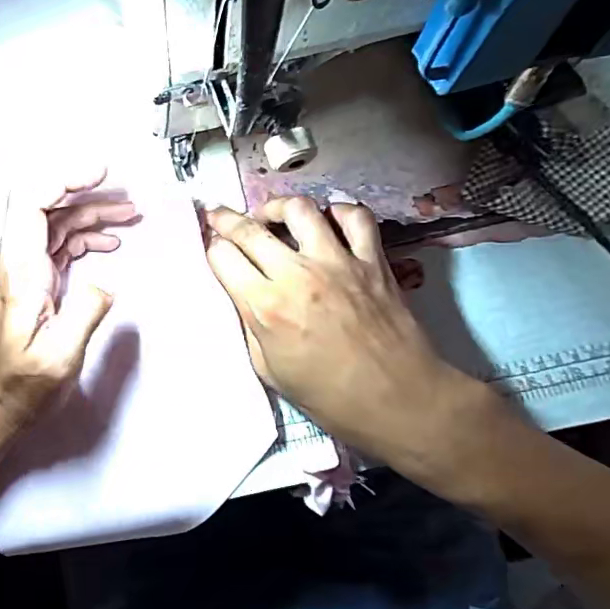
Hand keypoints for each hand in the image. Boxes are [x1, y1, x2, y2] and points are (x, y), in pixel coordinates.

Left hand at [0, 168, 136, 447]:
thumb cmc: (18, 388)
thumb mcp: (58, 358)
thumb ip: (85, 313)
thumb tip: (105, 283)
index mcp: (19, 271)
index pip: (30, 203)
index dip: (64, 179)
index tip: (101, 173)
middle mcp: (17, 262)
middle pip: (45, 205)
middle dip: (87, 193)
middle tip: (129, 199)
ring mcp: (24, 271)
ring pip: (56, 223)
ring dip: (93, 214)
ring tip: (131, 216)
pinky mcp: (33, 283)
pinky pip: (60, 244)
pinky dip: (87, 236)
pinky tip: (110, 244)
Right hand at [203, 199, 476, 459]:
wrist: (398, 401)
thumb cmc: (330, 398)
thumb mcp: (271, 371)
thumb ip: (251, 325)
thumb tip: (243, 293)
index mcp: (266, 307)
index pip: (224, 257)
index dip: (212, 248)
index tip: (211, 245)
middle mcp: (297, 275)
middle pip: (251, 228)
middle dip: (226, 218)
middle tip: (219, 215)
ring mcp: (338, 262)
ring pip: (300, 209)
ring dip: (278, 207)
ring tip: (273, 215)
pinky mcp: (373, 259)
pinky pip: (355, 218)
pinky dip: (338, 211)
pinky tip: (328, 220)